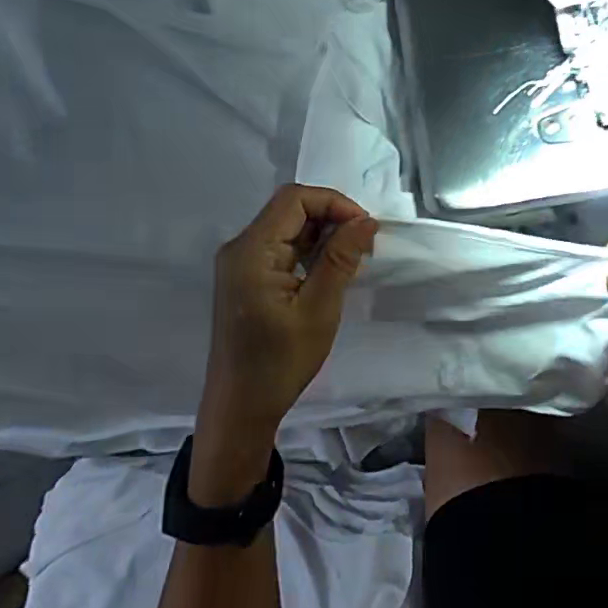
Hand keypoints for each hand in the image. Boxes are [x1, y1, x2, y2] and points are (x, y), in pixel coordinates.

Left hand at [194, 184, 377, 502]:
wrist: (240, 408)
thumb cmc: (280, 362)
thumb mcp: (319, 309)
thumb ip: (341, 259)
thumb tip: (367, 221)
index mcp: (251, 251)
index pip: (294, 199)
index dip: (334, 203)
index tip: (365, 228)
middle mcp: (240, 248)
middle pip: (290, 210)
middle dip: (332, 218)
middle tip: (365, 246)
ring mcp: (241, 264)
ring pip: (288, 228)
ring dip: (323, 235)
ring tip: (355, 259)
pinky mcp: (248, 278)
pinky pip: (282, 249)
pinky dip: (310, 252)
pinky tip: (333, 271)